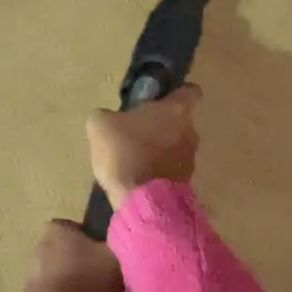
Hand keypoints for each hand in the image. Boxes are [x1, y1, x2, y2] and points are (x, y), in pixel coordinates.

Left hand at [14, 220, 124, 291]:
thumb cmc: (88, 284)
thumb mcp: (116, 258)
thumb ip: (119, 248)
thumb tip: (121, 248)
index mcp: (57, 231)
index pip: (82, 229)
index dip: (101, 243)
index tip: (115, 260)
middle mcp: (41, 251)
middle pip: (79, 261)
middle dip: (98, 278)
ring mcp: (34, 282)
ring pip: (75, 288)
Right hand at [87, 83, 201, 212]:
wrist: (141, 200)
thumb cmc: (125, 152)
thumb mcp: (100, 126)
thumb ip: (105, 115)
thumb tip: (106, 118)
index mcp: (176, 110)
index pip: (191, 92)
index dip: (178, 92)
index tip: (162, 97)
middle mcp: (190, 132)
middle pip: (180, 122)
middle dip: (162, 126)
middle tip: (137, 132)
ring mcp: (190, 160)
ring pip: (176, 147)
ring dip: (160, 150)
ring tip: (134, 159)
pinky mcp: (185, 184)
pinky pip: (172, 170)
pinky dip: (158, 171)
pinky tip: (138, 178)